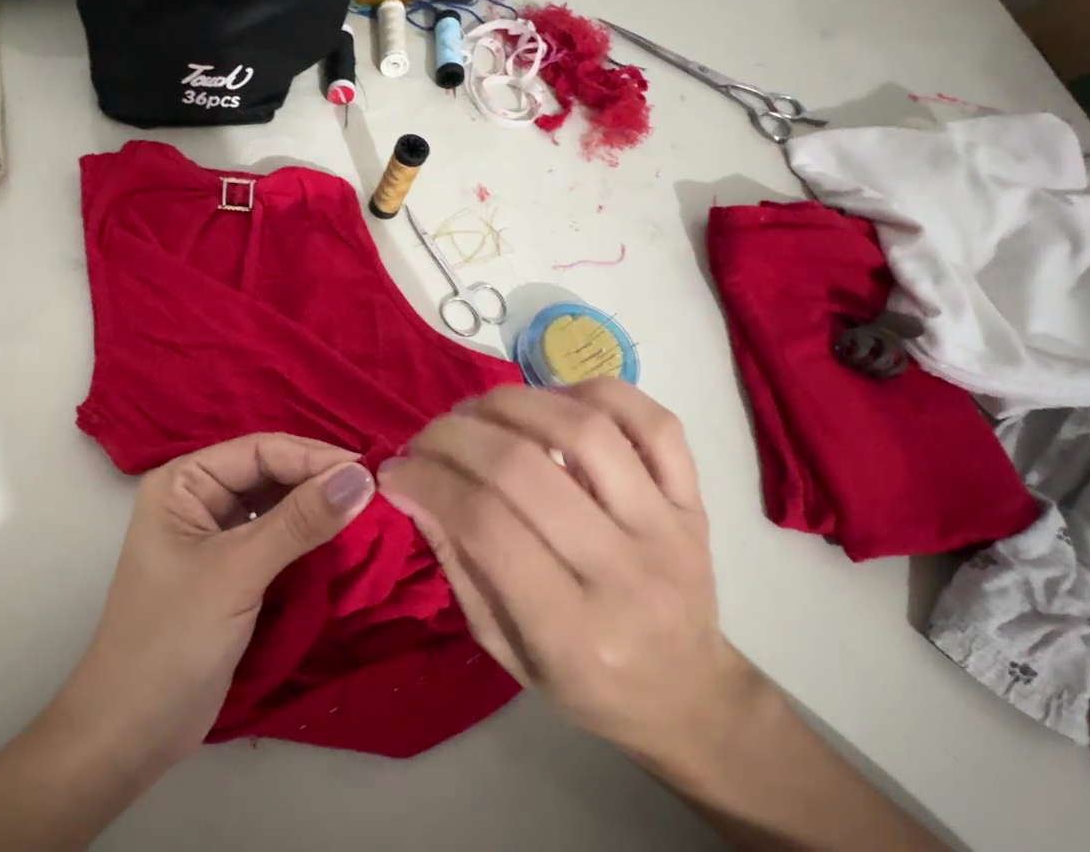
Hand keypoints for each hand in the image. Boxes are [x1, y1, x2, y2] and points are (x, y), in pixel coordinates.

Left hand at [56, 433, 376, 770]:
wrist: (133, 727)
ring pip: (276, 506)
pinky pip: (277, 540)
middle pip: (269, 473)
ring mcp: (213, 537)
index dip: (314, 457)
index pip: (259, 450)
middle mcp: (197, 500)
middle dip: (318, 480)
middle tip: (378, 496)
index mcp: (182, 483)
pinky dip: (308, 539)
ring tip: (369, 514)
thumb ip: (298, 522)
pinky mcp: (231, 573)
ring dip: (316, 508)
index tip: (372, 476)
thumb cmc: (173, 638)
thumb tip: (361, 478)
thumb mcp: (237, 572)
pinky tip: (340, 542)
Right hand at [376, 380, 762, 763]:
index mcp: (572, 629)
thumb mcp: (503, 647)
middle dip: (455, 436)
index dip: (428, 482)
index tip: (395, 470)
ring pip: (586, 430)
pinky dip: (596, 392)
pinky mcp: (694, 500)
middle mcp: (625, 572)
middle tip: (424, 439)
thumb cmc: (584, 685)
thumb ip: (458, 565)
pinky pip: (655, 422)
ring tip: (477, 412)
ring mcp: (668, 528)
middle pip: (525, 469)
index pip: (486, 525)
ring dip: (514, 402)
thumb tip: (409, 486)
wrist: (689, 696)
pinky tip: (553, 402)